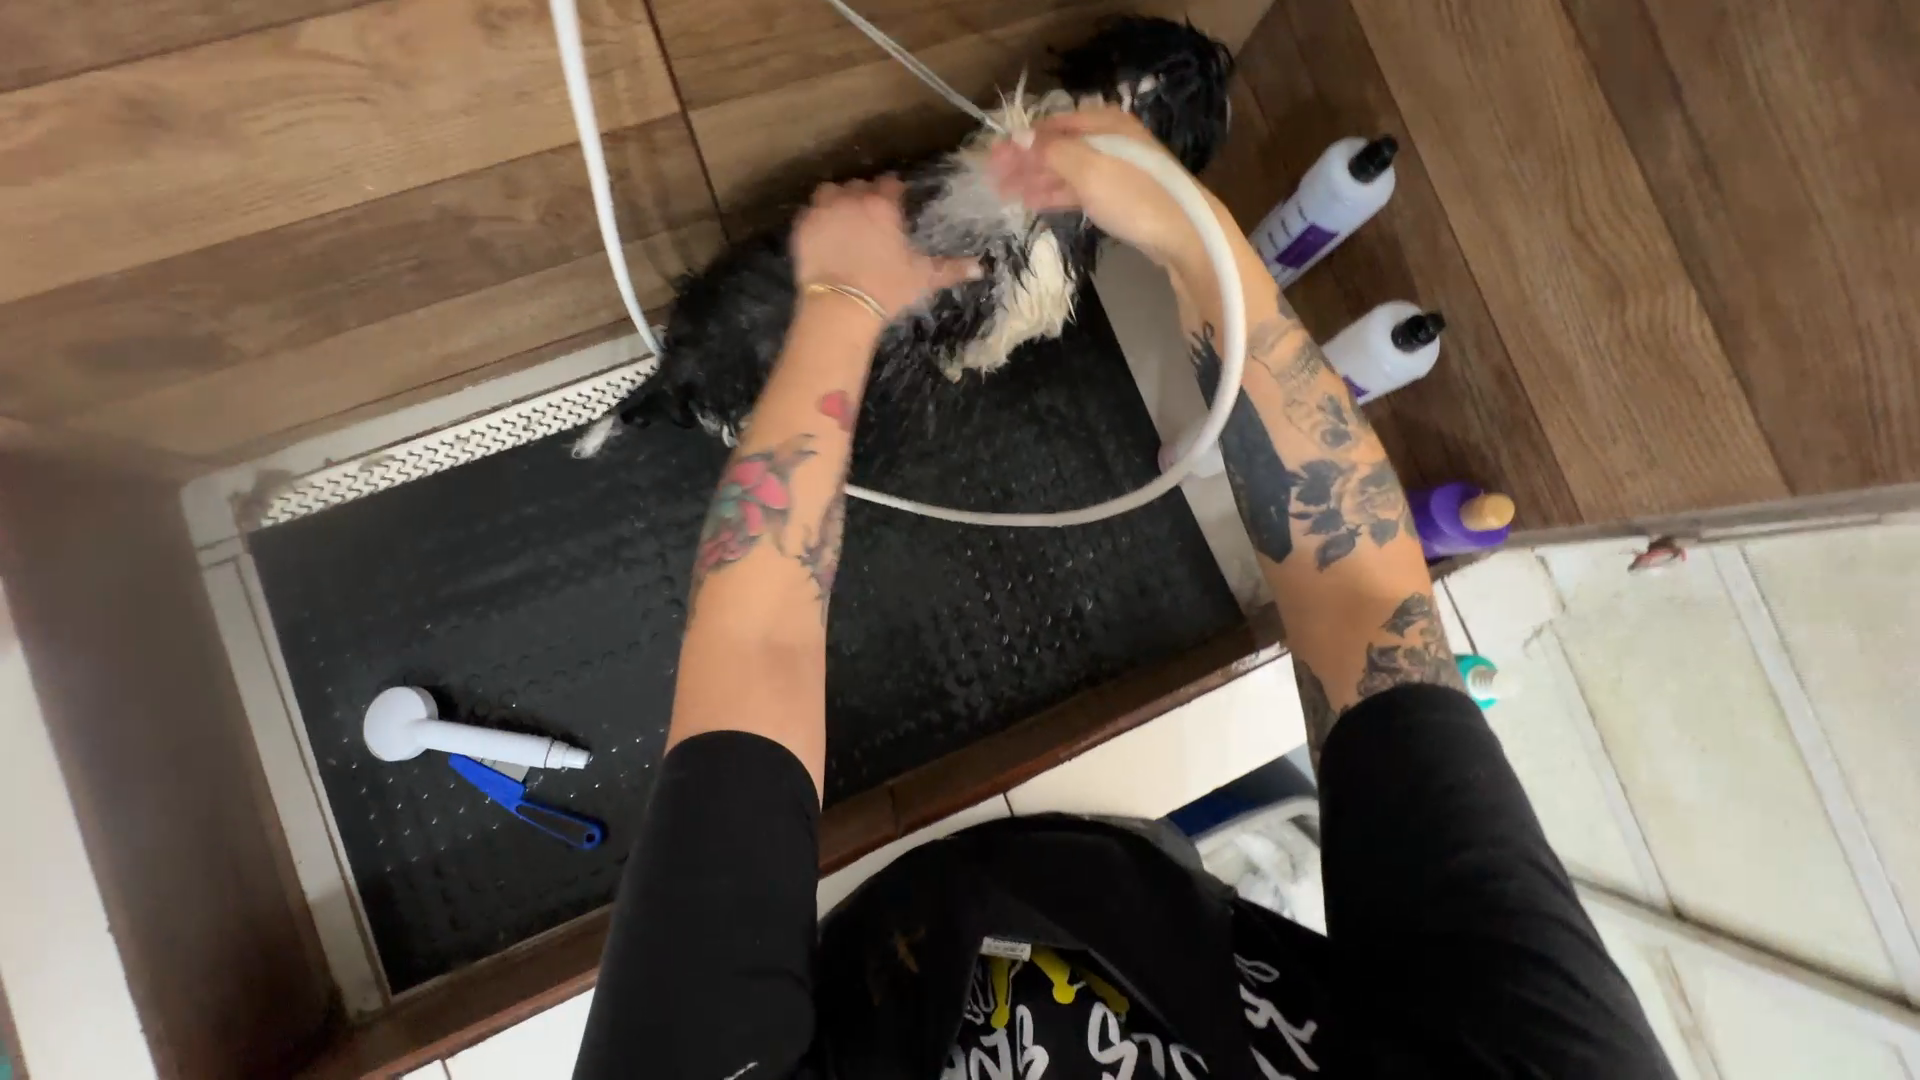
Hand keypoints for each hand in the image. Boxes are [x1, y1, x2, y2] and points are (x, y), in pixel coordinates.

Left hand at [790, 178, 979, 319]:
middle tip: (872, 221)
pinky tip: (826, 235)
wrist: (840, 308)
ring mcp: (823, 210)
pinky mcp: (801, 227)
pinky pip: (810, 212)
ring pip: (831, 191)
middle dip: (867, 198)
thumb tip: (981, 268)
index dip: (896, 195)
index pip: (891, 184)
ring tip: (845, 221)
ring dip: (839, 200)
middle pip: (860, 185)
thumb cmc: (886, 290)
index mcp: (883, 204)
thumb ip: (950, 269)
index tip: (898, 208)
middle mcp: (852, 198)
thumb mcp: (922, 278)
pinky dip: (818, 219)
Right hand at [987, 106, 1230, 278]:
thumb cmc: (1135, 196)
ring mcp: (1113, 170)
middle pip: (1056, 148)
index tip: (991, 159)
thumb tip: (1018, 138)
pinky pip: (1076, 191)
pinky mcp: (1116, 197)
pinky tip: (1033, 203)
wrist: (1181, 233)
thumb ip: (1051, 152)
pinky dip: (1053, 196)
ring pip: (1064, 172)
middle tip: (992, 181)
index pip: (1051, 126)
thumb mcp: (1089, 169)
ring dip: (1034, 181)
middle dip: (1023, 163)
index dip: (1019, 142)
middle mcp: (1108, 140)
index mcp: (1103, 124)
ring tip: (1005, 195)